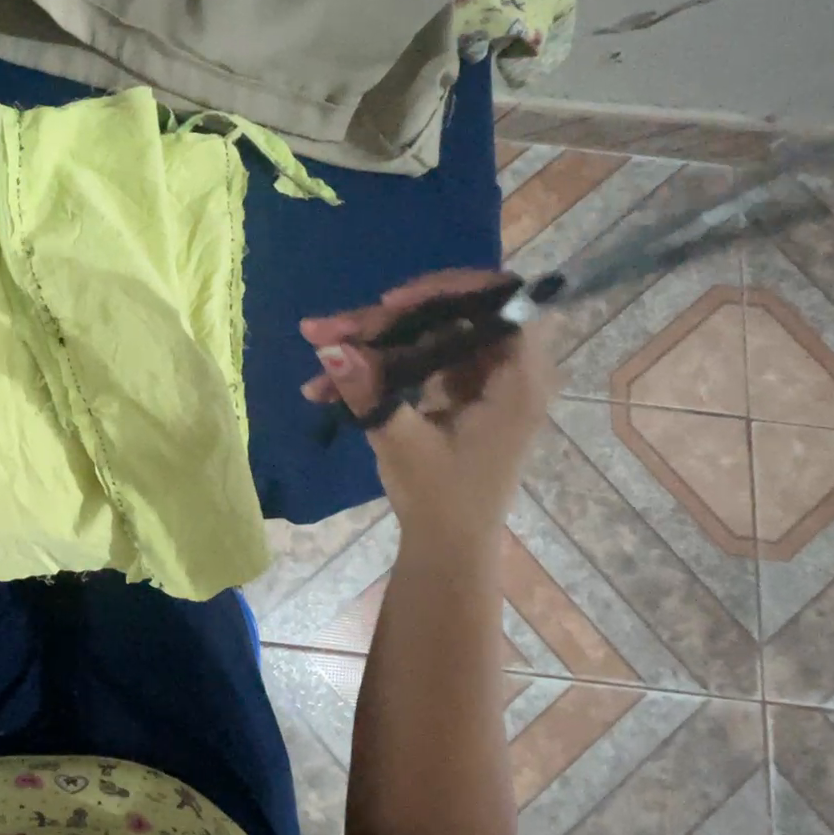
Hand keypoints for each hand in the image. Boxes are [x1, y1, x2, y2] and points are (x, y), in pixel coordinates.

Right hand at [299, 270, 555, 560]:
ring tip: (317, 351)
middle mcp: (505, 373)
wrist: (447, 544)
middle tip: (327, 329)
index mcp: (516, 382)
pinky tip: (328, 384)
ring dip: (370, 343)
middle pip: (449, 319)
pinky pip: (417, 363)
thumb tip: (330, 346)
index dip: (451, 290)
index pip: (503, 305)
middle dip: (384, 322)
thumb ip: (368, 391)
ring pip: (426, 338)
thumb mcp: (400, 442)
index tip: (394, 302)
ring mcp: (479, 383)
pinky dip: (376, 368)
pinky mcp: (456, 396)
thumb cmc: (440, 498)